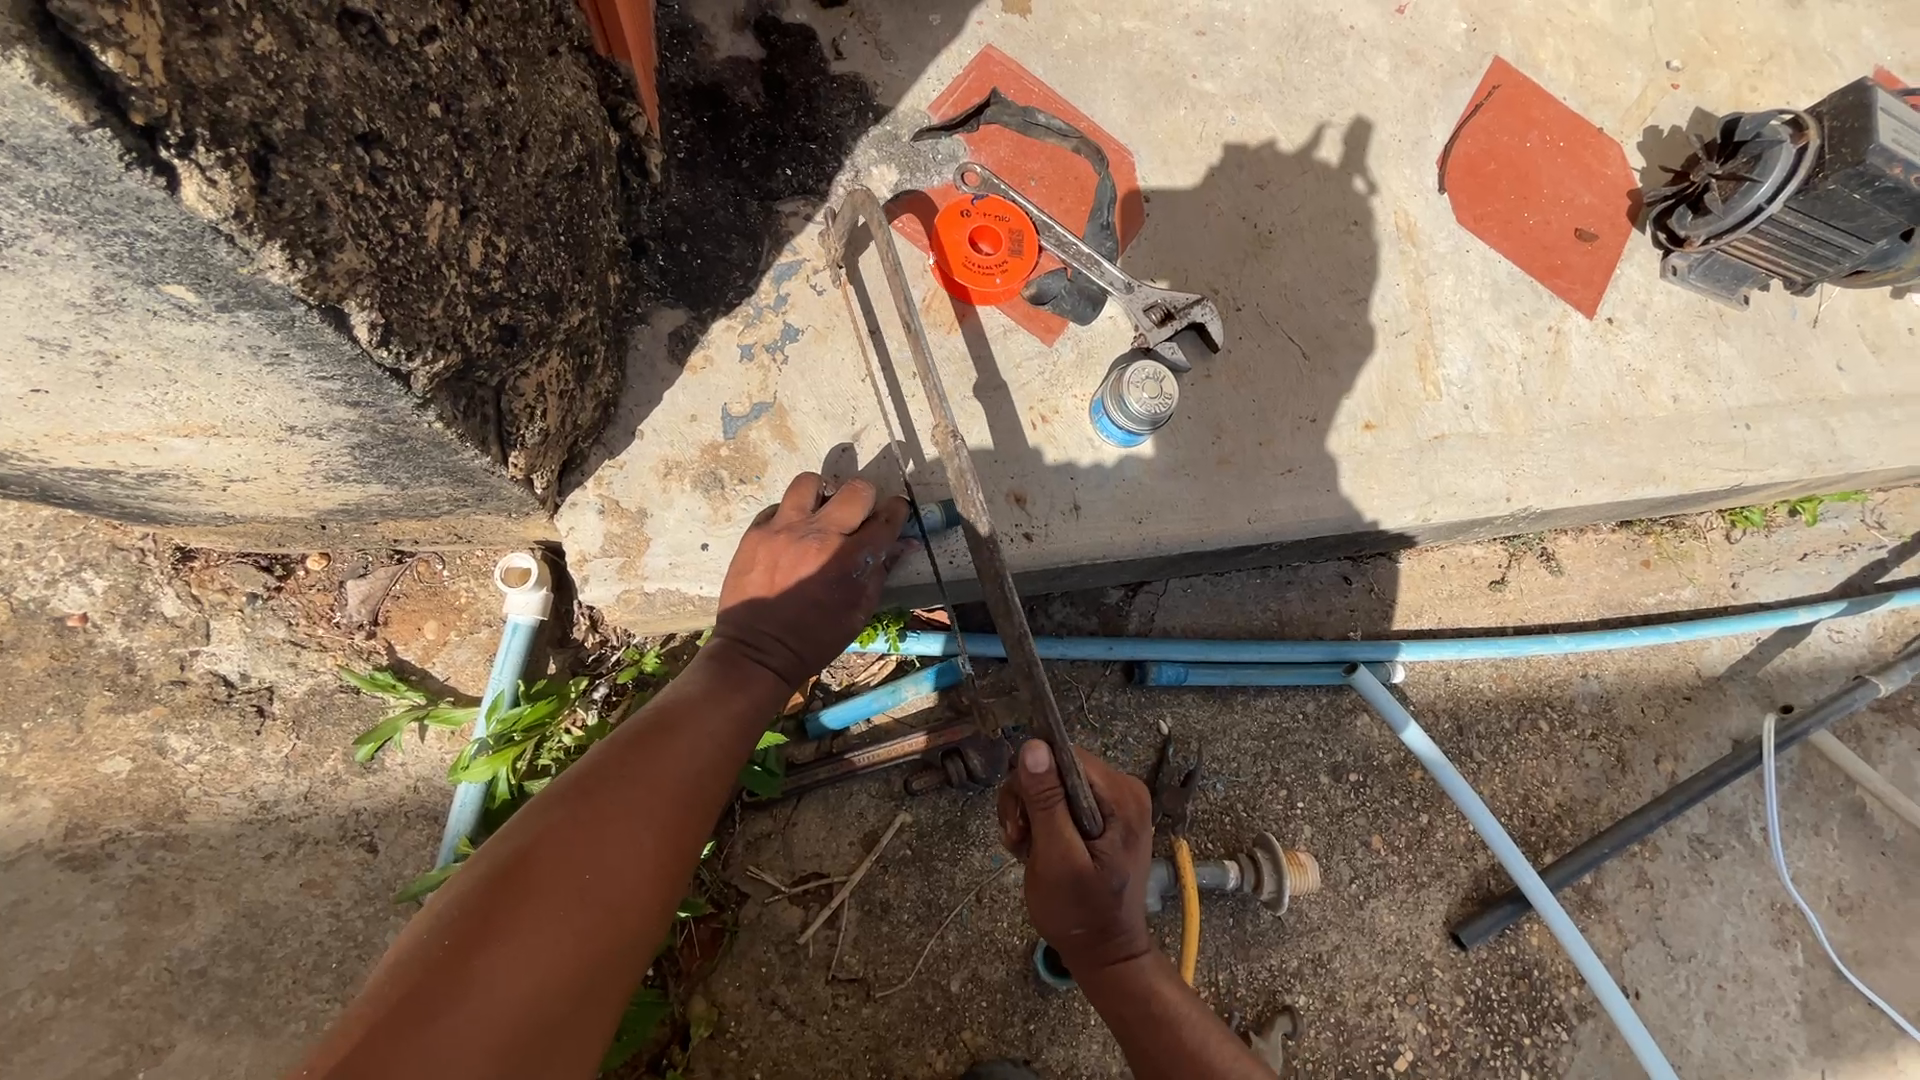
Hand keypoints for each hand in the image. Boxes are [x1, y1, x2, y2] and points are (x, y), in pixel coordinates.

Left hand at [711, 472, 913, 688]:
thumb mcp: (859, 612)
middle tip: (859, 514)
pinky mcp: (756, 532)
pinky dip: (790, 515)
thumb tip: (903, 544)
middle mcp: (820, 535)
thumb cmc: (815, 639)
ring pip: (810, 483)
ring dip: (823, 495)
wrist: (757, 652)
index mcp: (851, 559)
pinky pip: (779, 506)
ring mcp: (784, 529)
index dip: (897, 511)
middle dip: (865, 498)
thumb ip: (881, 571)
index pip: (886, 518)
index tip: (895, 511)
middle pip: (856, 490)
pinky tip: (791, 533)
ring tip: (821, 513)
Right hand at [997, 739, 1154, 977]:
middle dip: (1028, 802)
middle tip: (1020, 840)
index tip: (1021, 821)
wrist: (1104, 955)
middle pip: (1055, 768)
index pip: (1064, 756)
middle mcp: (1122, 789)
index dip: (1034, 781)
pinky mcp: (1102, 817)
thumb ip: (1046, 801)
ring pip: (1052, 784)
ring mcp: (1114, 803)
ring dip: (1029, 815)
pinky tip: (1037, 850)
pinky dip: (1041, 823)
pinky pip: (1060, 801)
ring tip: (1027, 850)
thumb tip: (1033, 746)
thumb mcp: (1057, 857)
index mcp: (1122, 793)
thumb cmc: (1081, 913)